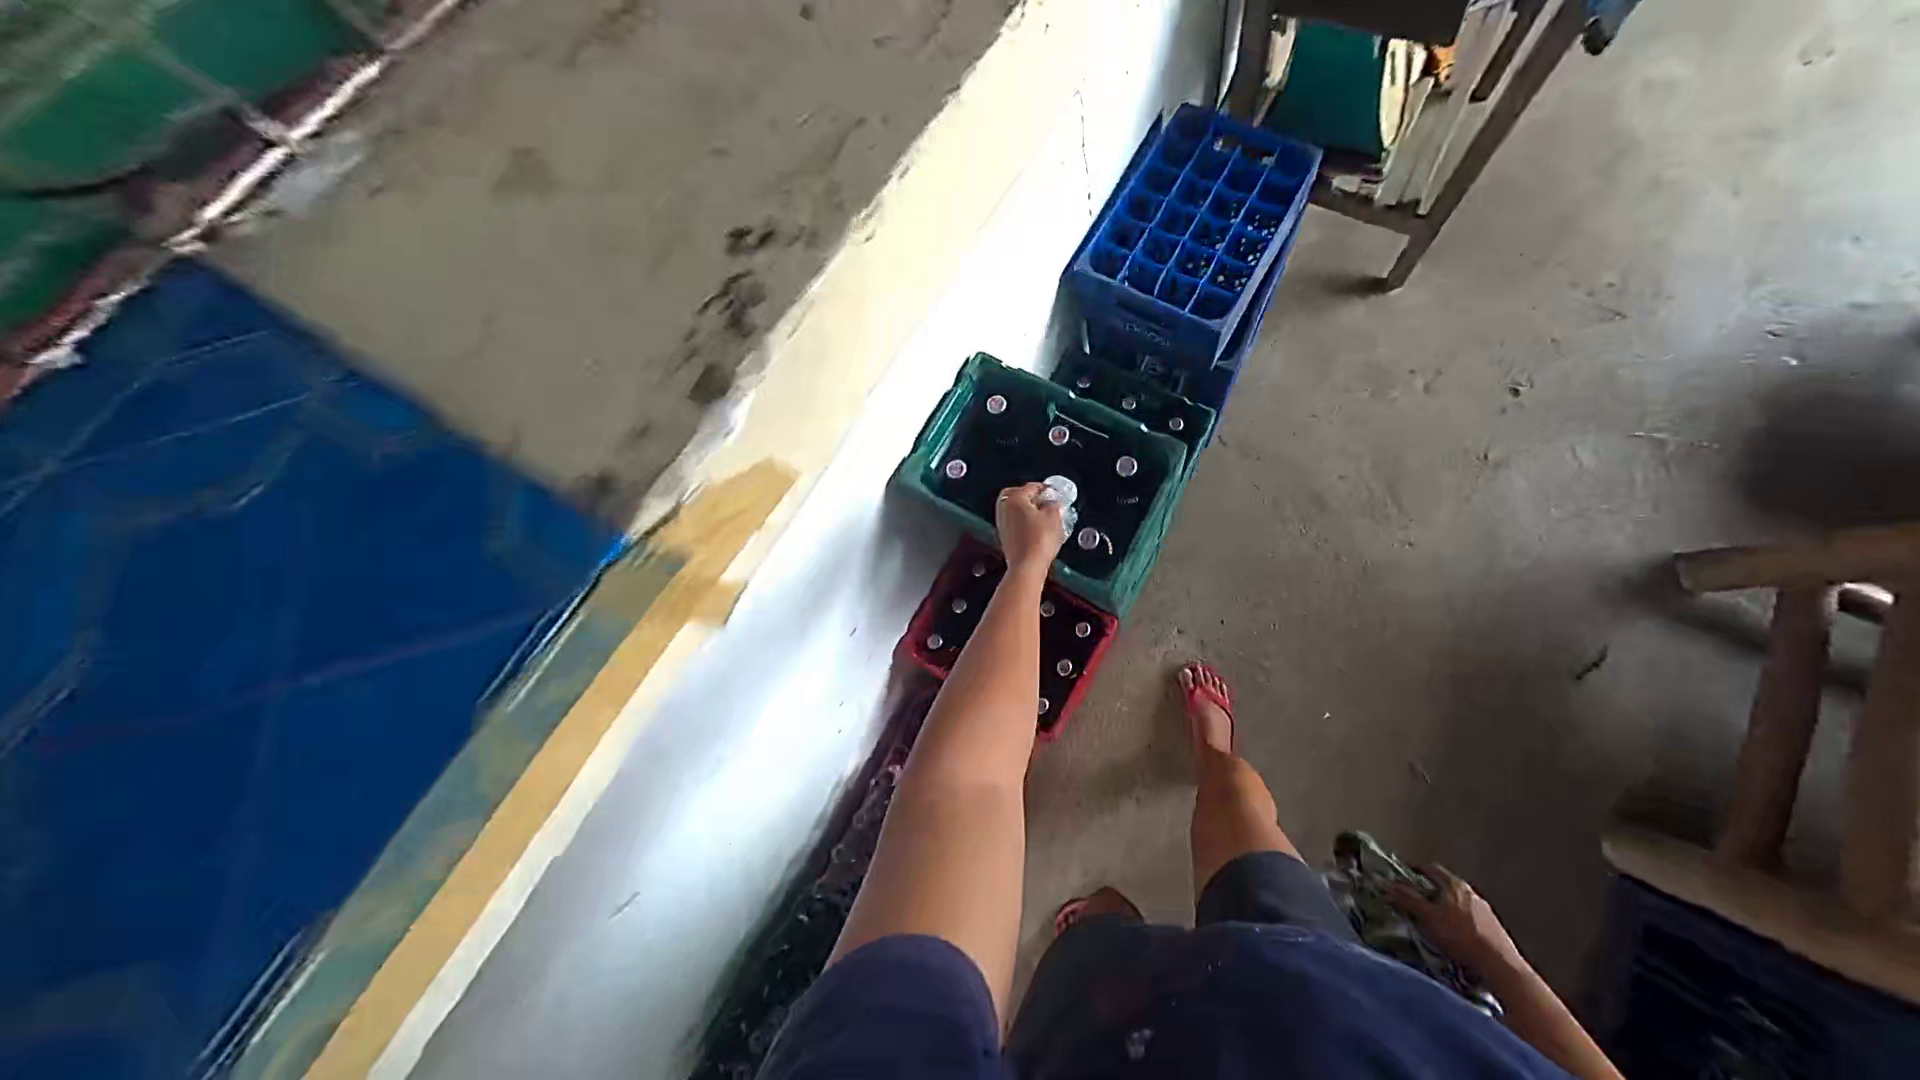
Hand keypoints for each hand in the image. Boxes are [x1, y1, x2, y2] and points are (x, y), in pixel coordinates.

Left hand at [994, 482, 1065, 571]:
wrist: (1027, 566)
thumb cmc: (1039, 540)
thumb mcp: (1054, 517)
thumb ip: (1054, 505)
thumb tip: (1052, 503)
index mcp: (1015, 499)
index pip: (1031, 487)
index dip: (1044, 488)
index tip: (1053, 491)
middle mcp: (1004, 509)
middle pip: (1015, 494)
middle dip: (1028, 495)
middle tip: (1042, 498)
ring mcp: (1002, 524)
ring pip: (1013, 509)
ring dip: (1025, 508)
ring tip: (1041, 513)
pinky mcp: (1004, 537)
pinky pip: (1013, 522)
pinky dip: (1022, 520)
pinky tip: (1034, 526)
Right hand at [1388, 865, 1522, 973]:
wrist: (1501, 967)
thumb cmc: (1460, 936)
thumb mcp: (1427, 916)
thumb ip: (1405, 898)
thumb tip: (1385, 884)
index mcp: (1454, 884)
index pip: (1430, 869)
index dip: (1414, 870)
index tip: (1402, 875)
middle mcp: (1471, 893)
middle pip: (1444, 886)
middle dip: (1427, 890)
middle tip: (1413, 899)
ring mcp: (1485, 912)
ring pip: (1457, 903)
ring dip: (1443, 907)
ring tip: (1432, 919)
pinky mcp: (1494, 930)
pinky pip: (1469, 918)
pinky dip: (1457, 921)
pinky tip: (1452, 934)